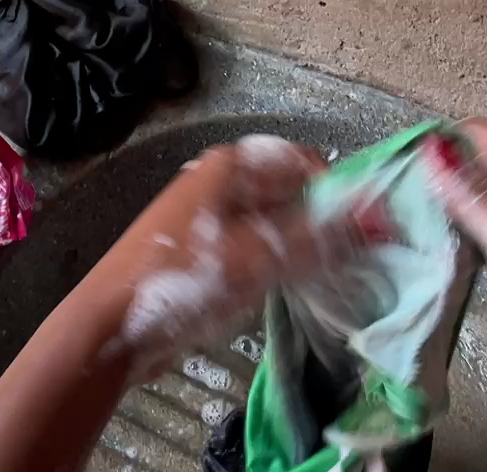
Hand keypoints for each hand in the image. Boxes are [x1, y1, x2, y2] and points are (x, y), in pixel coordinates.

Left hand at [77, 134, 355, 375]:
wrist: (112, 326)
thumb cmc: (182, 279)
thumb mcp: (257, 257)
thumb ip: (319, 237)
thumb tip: (373, 217)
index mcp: (232, 166)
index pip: (302, 161)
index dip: (337, 190)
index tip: (367, 227)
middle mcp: (224, 182)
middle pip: (290, 190)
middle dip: (324, 220)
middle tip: (356, 257)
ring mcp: (215, 216)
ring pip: (276, 221)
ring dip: (305, 245)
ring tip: (334, 276)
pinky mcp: (209, 250)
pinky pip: (258, 246)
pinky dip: (281, 262)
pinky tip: (297, 288)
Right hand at [424, 120, 486, 471]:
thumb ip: (477, 201)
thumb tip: (432, 151)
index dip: (449, 141)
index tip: (400, 151)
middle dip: (444, 173)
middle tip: (390, 182)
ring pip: (485, 207)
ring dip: (450, 207)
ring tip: (399, 207)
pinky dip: (463, 239)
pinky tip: (429, 242)